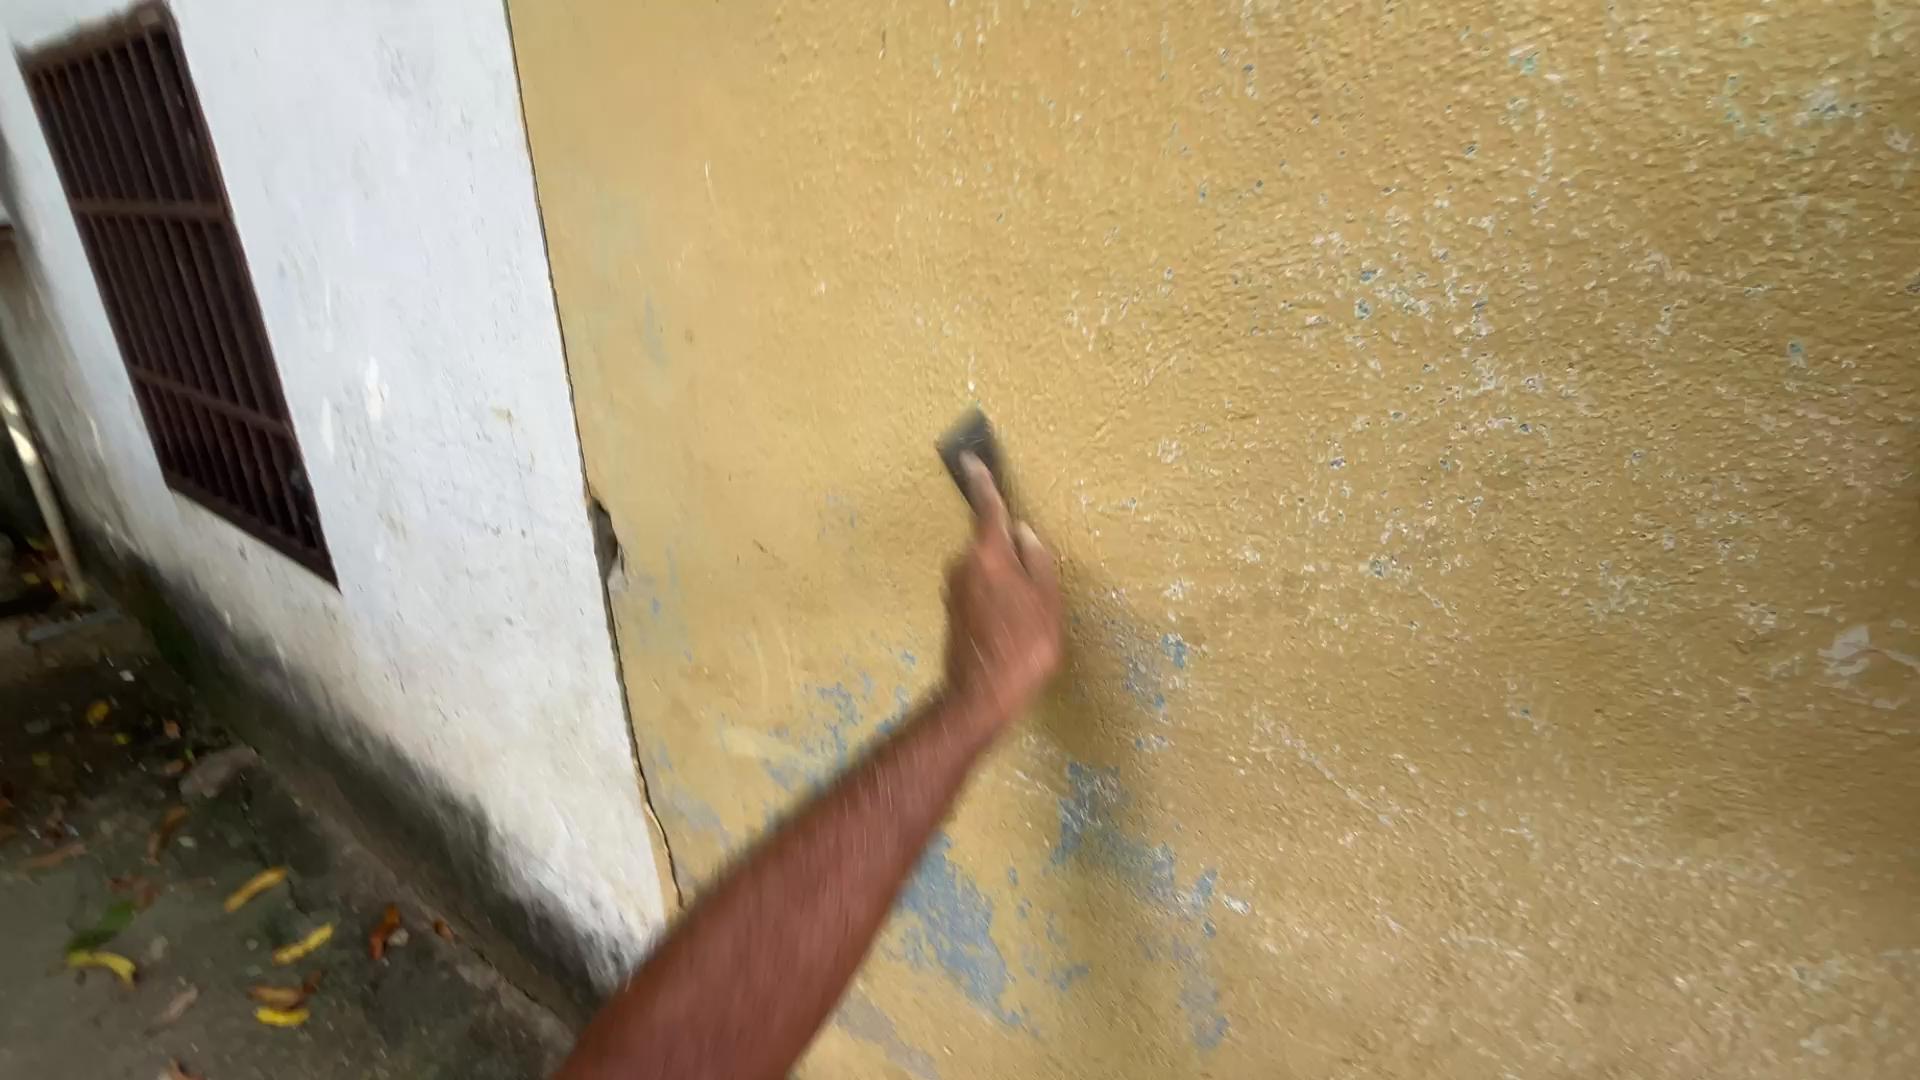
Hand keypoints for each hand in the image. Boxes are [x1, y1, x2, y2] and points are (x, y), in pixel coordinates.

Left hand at [943, 454, 1063, 727]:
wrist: (981, 694)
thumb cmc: (1023, 645)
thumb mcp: (1046, 599)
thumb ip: (1037, 559)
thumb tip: (1024, 533)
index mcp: (988, 553)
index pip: (988, 507)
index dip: (983, 481)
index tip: (970, 458)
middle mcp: (963, 563)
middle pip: (990, 543)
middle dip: (1011, 553)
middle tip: (1035, 589)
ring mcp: (954, 588)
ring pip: (986, 569)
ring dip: (1004, 580)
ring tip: (1027, 617)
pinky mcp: (952, 610)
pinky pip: (979, 589)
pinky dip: (995, 597)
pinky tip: (1011, 625)